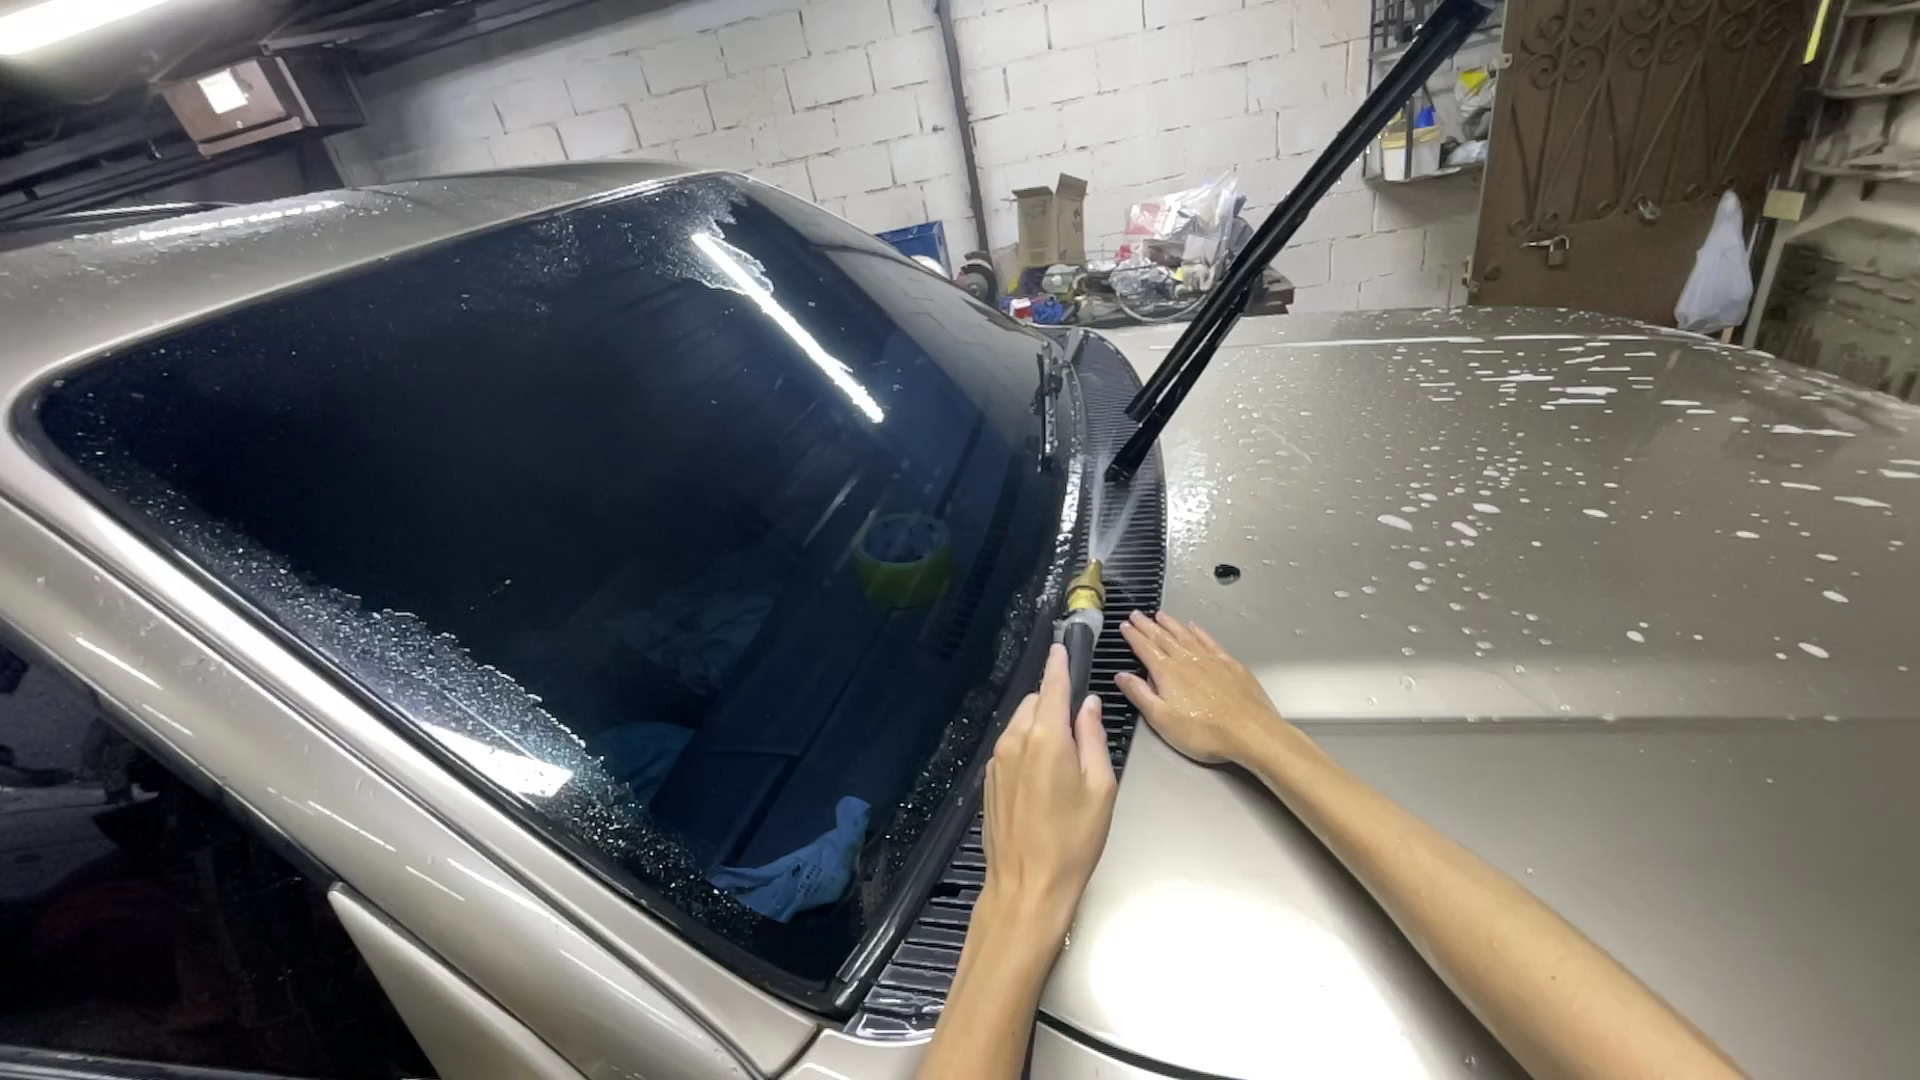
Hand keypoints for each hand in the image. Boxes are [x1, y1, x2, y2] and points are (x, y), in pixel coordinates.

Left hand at [981, 644, 1116, 931]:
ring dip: (1040, 724)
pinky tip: (1043, 775)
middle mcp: (1015, 741)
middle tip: (1078, 727)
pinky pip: (1010, 746)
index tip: (1061, 646)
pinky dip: (1027, 745)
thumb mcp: (1101, 788)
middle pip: (1036, 703)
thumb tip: (1088, 705)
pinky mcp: (989, 779)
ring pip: (1020, 723)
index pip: (1053, 686)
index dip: (1059, 663)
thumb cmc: (1073, 840)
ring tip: (1063, 756)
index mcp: (1046, 738)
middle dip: (1055, 702)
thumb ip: (1093, 738)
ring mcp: (997, 760)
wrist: (1027, 885)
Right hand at [1116, 610, 1282, 764]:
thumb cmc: (1203, 732)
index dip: (1133, 636)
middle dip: (1147, 625)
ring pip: (1185, 636)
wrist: (1251, 733)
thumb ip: (1139, 694)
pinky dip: (1199, 632)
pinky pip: (1210, 642)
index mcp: (1167, 672)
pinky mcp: (1231, 665)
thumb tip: (1121, 675)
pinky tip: (1194, 627)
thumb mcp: (1161, 719)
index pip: (1145, 648)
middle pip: (1163, 638)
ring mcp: (1211, 660)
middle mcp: (1187, 660)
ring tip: (1160, 614)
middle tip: (1136, 614)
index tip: (1124, 626)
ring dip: (1170, 624)